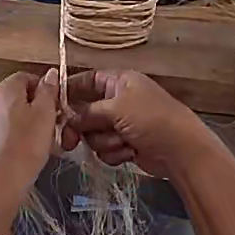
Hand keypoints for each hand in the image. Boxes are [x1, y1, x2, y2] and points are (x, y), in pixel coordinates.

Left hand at [0, 69, 60, 210]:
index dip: (46, 89)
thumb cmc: (25, 147)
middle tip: (54, 123)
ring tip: (43, 139)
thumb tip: (50, 74)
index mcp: (5, 89)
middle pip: (19, 94)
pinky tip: (28, 148)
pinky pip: (5, 127)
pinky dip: (18, 133)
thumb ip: (49, 91)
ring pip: (13, 112)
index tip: (58, 105)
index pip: (28, 76)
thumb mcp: (45, 114)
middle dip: (38, 105)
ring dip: (29, 120)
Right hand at [61, 70, 217, 178]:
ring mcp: (123, 124)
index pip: (88, 80)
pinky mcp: (126, 145)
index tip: (53, 105)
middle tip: (68, 142)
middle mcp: (120, 100)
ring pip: (95, 134)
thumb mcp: (117, 108)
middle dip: (83, 128)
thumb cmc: (152, 120)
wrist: (181, 151)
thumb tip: (68, 117)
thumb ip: (88, 111)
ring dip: (105, 142)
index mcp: (120, 82)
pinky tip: (129, 153)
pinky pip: (106, 149)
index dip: (71, 91)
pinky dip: (115, 153)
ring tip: (123, 142)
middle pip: (86, 112)